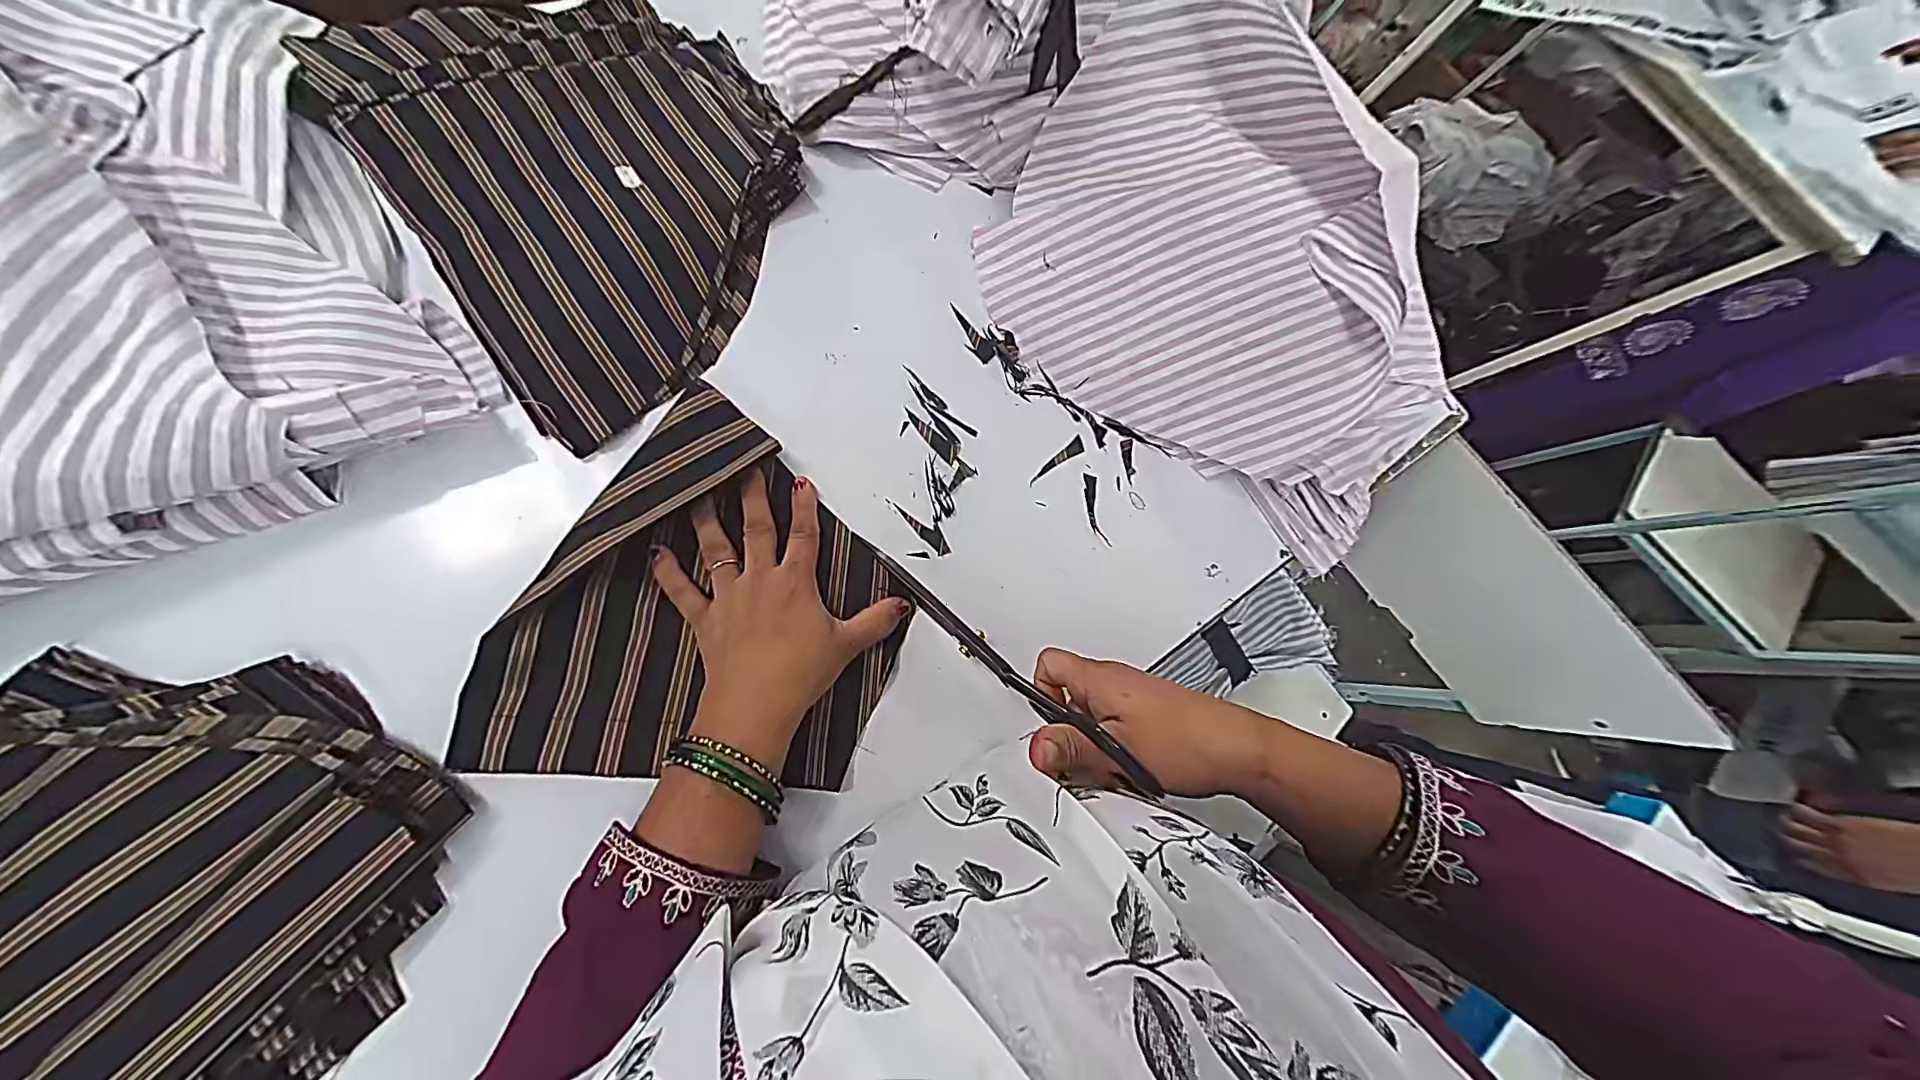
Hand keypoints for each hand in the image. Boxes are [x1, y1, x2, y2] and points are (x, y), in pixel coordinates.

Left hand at [651, 468, 909, 772]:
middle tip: (746, 472)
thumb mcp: (846, 645)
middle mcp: (759, 582)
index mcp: (795, 583)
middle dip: (753, 497)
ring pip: (716, 549)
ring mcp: (729, 597)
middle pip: (757, 530)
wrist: (755, 704)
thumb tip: (899, 607)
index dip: (805, 507)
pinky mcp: (706, 619)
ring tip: (700, 497)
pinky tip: (658, 554)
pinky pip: (681, 589)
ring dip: (707, 521)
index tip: (802, 485)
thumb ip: (875, 621)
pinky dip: (668, 571)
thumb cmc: (796, 674)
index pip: (803, 535)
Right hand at [1025, 648, 1284, 797]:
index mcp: (1099, 679)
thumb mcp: (1119, 752)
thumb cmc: (1191, 741)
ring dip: (1093, 743)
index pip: (1047, 666)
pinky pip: (1113, 724)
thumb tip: (1036, 747)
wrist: (1242, 749)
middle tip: (1082, 755)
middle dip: (1068, 731)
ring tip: (1113, 764)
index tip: (1047, 730)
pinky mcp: (1146, 712)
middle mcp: (1113, 680)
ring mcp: (1131, 695)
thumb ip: (1072, 749)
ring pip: (1089, 714)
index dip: (1038, 696)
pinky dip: (1114, 746)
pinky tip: (1131, 767)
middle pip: (1065, 695)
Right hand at [1782, 803, 1919, 894]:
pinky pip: (1807, 815)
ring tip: (1783, 816)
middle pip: (1798, 845)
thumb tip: (1847, 868)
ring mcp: (1836, 839)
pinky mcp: (1839, 824)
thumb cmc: (1917, 870)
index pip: (1814, 866)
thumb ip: (1863, 874)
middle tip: (1781, 831)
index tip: (1796, 853)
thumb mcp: (1891, 882)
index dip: (1801, 858)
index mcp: (1852, 875)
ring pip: (1796, 828)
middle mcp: (1837, 857)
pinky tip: (1795, 805)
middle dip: (1787, 837)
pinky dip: (1798, 810)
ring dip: (1787, 822)